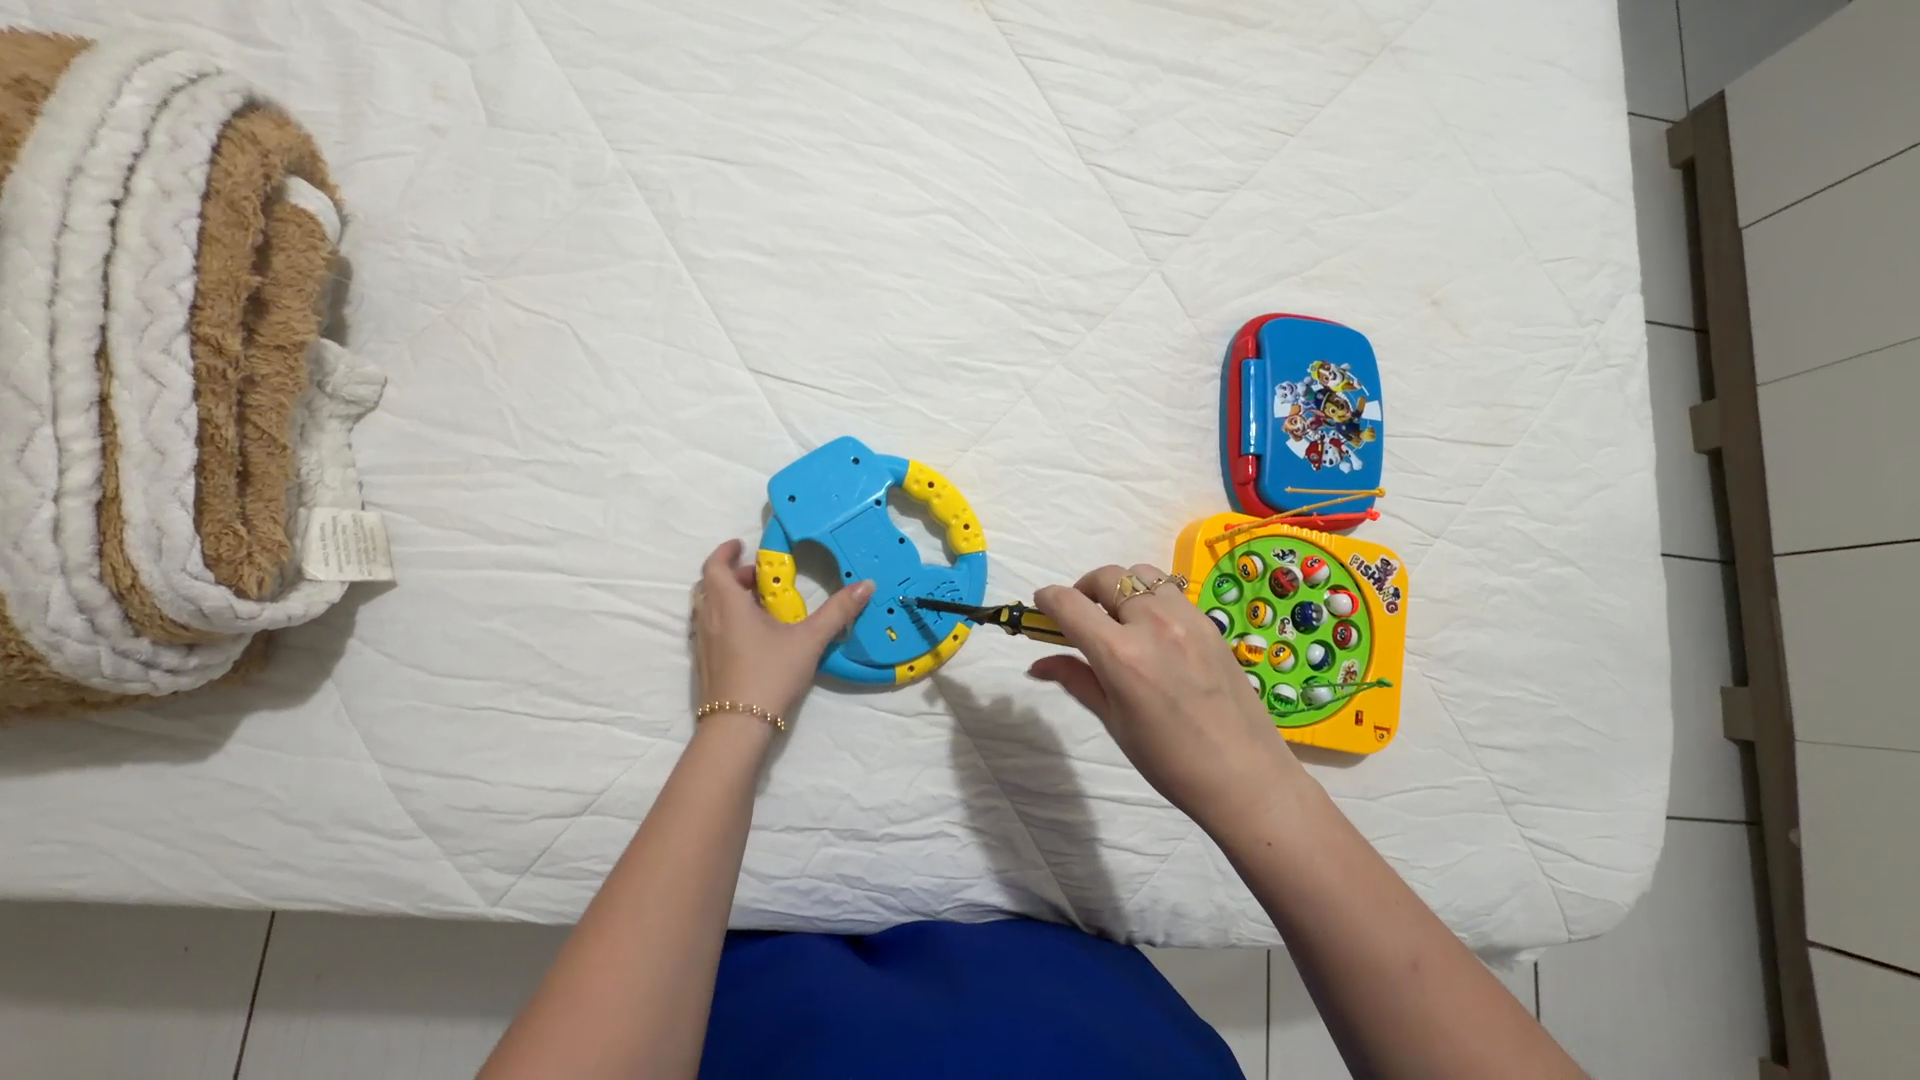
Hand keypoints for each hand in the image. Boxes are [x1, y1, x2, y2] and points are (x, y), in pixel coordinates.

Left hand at [691, 539, 871, 724]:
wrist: (738, 726)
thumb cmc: (770, 674)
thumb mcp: (809, 640)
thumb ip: (837, 611)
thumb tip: (867, 585)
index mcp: (728, 604)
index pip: (714, 566)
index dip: (725, 552)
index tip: (741, 546)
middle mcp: (708, 618)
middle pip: (710, 585)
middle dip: (733, 576)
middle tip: (759, 578)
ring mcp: (702, 643)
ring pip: (707, 609)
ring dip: (727, 599)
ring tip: (757, 605)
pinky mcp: (704, 664)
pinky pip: (709, 630)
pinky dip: (725, 621)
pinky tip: (750, 637)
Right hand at [1030, 563, 1307, 828]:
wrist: (1245, 776)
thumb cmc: (1169, 761)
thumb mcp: (1113, 721)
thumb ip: (1076, 680)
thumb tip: (1037, 664)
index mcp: (1120, 654)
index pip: (1070, 604)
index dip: (1048, 599)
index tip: (1041, 605)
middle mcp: (1152, 624)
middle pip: (1106, 577)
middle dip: (1083, 590)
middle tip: (1080, 617)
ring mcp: (1186, 619)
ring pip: (1142, 574)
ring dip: (1120, 586)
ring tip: (1118, 618)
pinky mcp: (1210, 623)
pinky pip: (1171, 591)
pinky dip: (1151, 597)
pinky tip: (1153, 632)